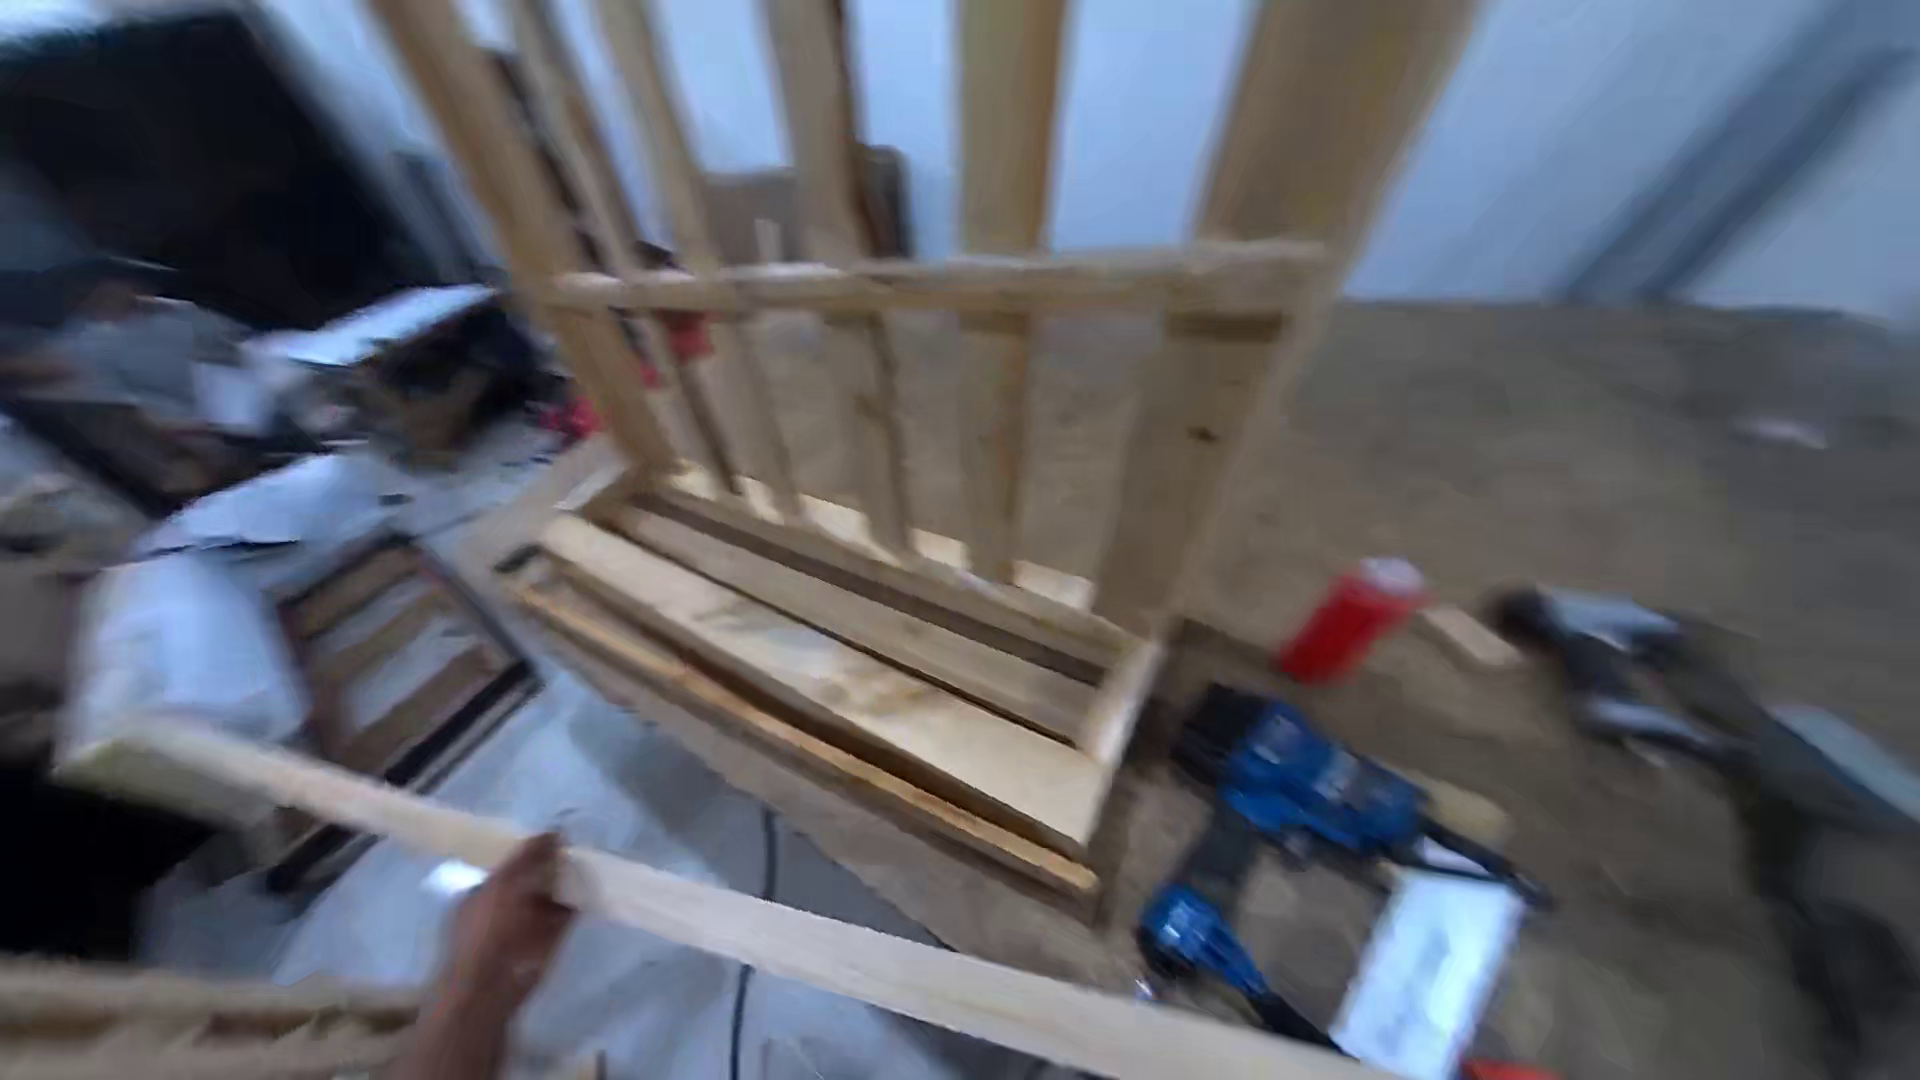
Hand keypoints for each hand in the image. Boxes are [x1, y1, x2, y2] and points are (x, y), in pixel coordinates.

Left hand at [440, 832, 576, 1010]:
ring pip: (557, 888)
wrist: (490, 987)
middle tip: (580, 842)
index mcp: (486, 890)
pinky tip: (596, 878)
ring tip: (592, 855)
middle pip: (539, 873)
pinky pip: (572, 906)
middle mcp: (509, 902)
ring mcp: (532, 918)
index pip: (514, 861)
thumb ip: (531, 856)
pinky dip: (584, 894)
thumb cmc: (487, 930)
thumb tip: (554, 830)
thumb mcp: (505, 884)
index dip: (535, 847)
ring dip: (572, 875)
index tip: (558, 834)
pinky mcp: (553, 933)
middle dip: (557, 859)